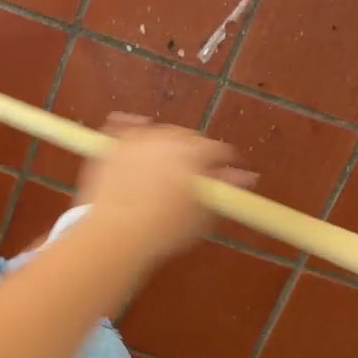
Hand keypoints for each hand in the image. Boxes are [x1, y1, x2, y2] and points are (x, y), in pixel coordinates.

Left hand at [76, 114, 253, 264]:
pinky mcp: (114, 144)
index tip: (223, 174)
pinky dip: (134, 127)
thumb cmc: (163, 229)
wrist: (115, 232)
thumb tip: (244, 177)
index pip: (218, 150)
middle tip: (191, 174)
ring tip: (164, 165)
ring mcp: (138, 139)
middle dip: (194, 153)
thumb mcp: (202, 214)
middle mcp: (169, 139)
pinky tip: (138, 133)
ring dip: (166, 144)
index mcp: (196, 153)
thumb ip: (222, 190)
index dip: (223, 162)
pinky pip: (126, 126)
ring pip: (160, 133)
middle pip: (189, 138)